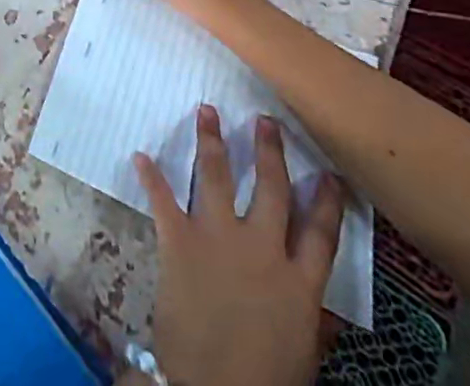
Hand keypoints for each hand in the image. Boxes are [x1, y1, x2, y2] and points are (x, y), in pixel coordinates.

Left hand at [136, 105, 346, 385]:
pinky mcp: (180, 242)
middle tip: (264, 120)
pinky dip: (151, 178)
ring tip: (206, 110)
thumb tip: (316, 301)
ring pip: (217, 178)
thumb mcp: (303, 350)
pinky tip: (140, 155)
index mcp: (300, 281)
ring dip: (212, 142)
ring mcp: (219, 239)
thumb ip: (309, 316)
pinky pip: (164, 202)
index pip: (321, 232)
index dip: (327, 201)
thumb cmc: (264, 378)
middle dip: (268, 151)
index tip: (329, 173)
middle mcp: (263, 248)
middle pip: (271, 189)